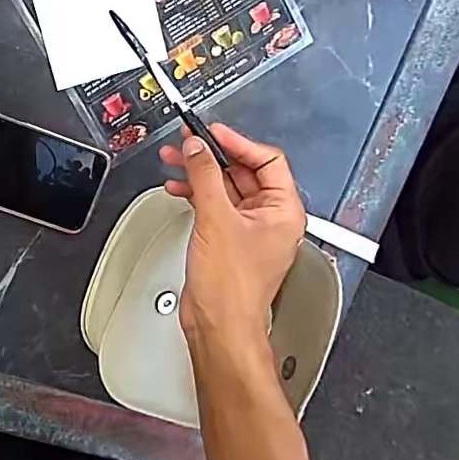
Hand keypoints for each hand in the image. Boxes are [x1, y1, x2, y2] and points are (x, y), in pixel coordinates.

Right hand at [159, 124, 305, 341]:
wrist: (219, 327)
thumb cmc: (232, 289)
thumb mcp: (216, 219)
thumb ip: (204, 176)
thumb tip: (197, 147)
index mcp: (283, 210)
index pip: (266, 160)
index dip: (238, 142)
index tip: (213, 132)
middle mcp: (269, 218)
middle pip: (243, 171)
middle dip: (212, 156)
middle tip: (189, 142)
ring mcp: (247, 228)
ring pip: (224, 186)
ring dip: (199, 172)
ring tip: (175, 159)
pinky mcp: (227, 238)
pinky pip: (213, 204)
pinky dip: (195, 192)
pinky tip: (178, 186)